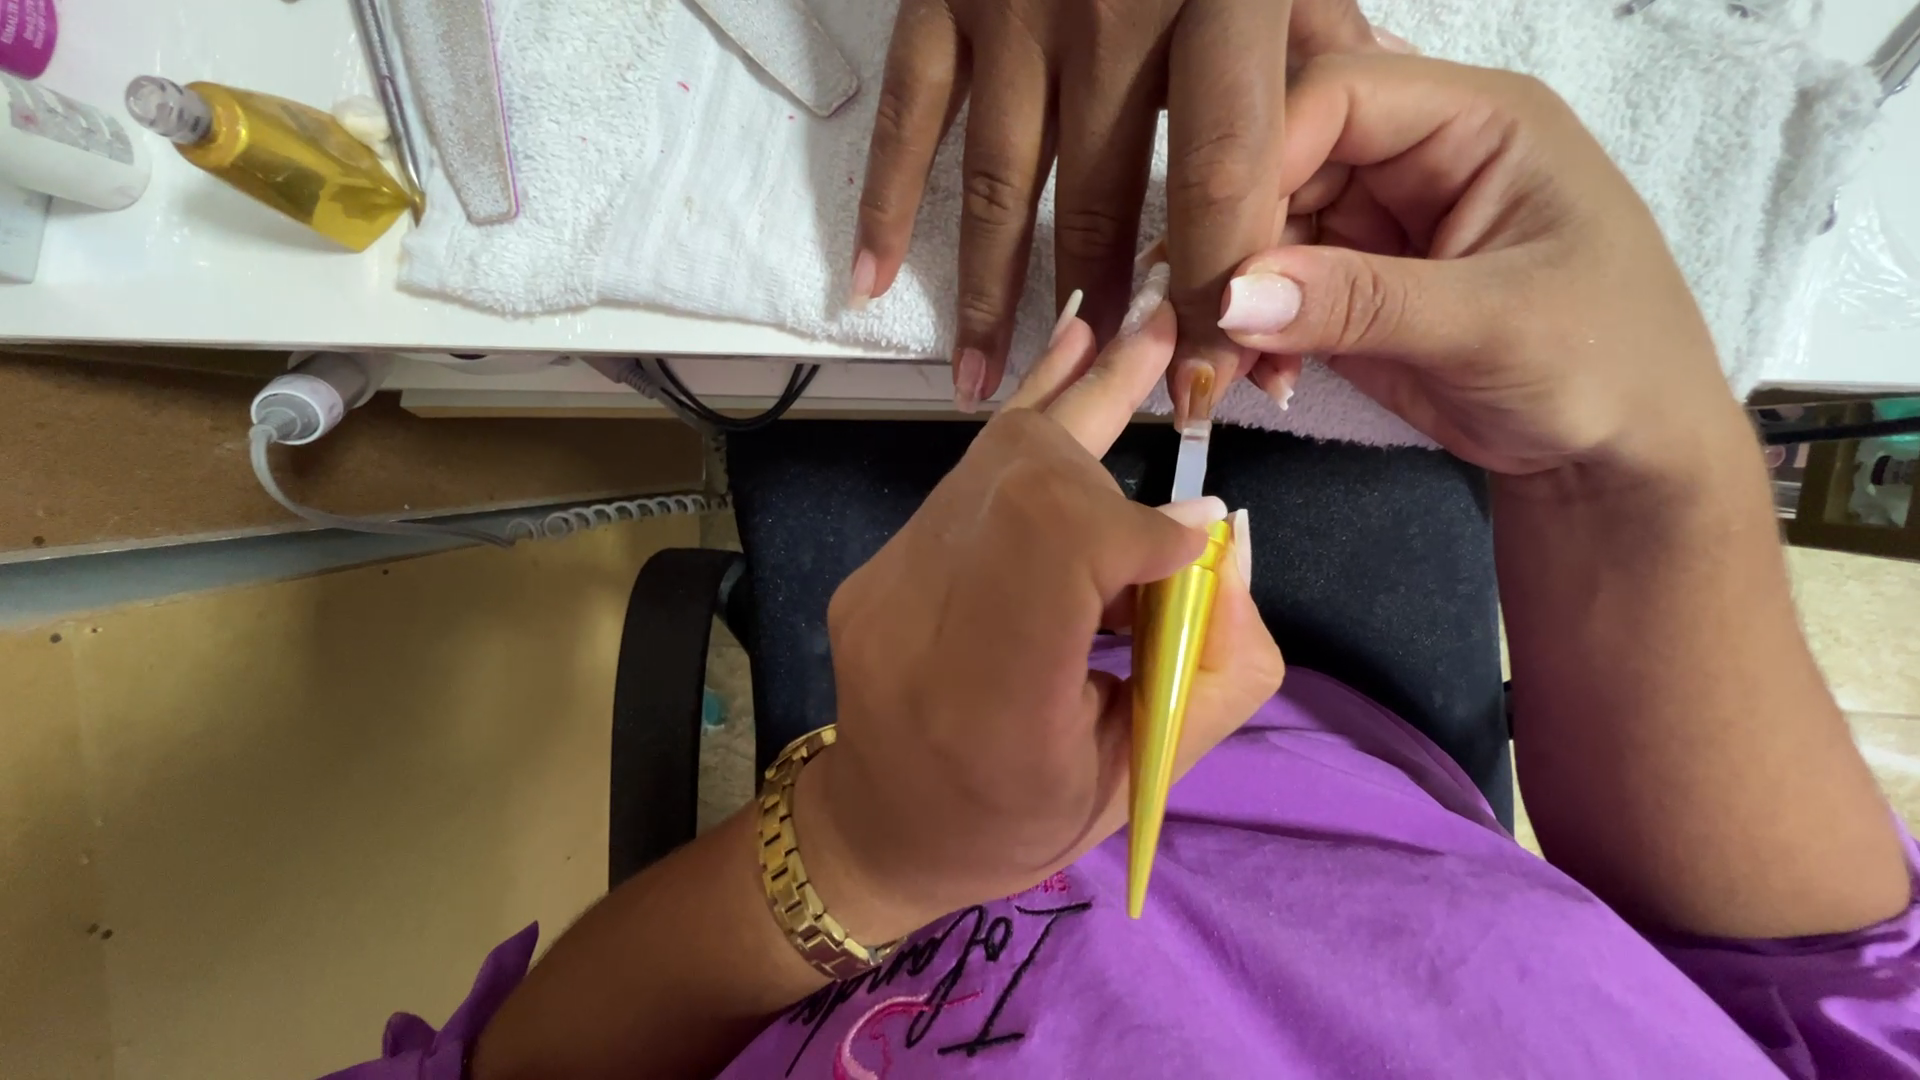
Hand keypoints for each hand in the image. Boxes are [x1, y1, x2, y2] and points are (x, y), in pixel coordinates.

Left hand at [795, 299, 1283, 939]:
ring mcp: (883, 586)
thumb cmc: (1023, 819)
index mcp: (992, 709)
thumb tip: (1222, 529)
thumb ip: (1213, 662)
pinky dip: (1030, 427)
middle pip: (1019, 484)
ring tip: (1129, 331)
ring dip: (1070, 398)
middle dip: (1103, 421)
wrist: (884, 824)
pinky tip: (1067, 360)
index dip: (1132, 527)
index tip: (1196, 530)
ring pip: (990, 461)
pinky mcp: (876, 564)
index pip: (1054, 559)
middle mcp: (919, 628)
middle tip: (1169, 338)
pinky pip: (966, 480)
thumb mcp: (1144, 775)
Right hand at [854, 0, 1391, 422]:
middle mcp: (1110, 11)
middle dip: (1108, 318)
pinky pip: (907, 121)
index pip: (1224, 181)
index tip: (1212, 386)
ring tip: (984, 382)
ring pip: (1002, 190)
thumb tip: (1323, 137)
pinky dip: (886, 207)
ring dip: (991, 300)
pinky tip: (871, 284)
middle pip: (1106, 205)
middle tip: (1105, 402)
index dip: (1216, 294)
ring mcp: (1010, 9)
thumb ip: (1316, 20)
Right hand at [1212, 55, 1749, 487]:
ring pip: (1260, 236)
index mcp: (1472, 123)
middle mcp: (1409, 161)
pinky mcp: (1341, 290)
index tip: (1218, 255)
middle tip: (1206, 328)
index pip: (1334, 98)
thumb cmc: (1597, 362)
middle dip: (1234, 248)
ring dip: (1232, 303)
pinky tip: (1260, 376)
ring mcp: (1369, 228)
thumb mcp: (1490, 324)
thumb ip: (1360, 302)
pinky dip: (1246, 335)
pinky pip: (1266, 293)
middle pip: (1279, 167)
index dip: (1263, 160)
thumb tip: (1232, 296)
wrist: (1604, 449)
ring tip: (1228, 369)